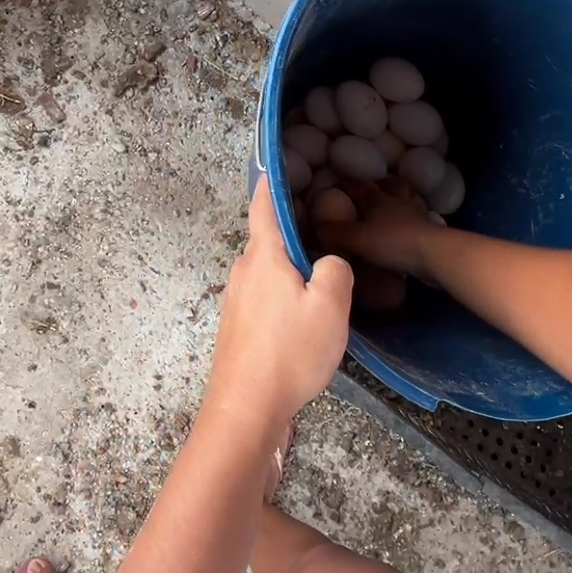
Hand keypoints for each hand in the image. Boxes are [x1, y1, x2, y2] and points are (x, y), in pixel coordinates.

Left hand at [204, 179, 353, 427]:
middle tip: (325, 226)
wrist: (246, 408)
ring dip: (289, 267)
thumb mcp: (330, 305)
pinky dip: (282, 292)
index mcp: (263, 255)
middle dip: (292, 231)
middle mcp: (243, 270)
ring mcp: (236, 299)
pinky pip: (263, 294)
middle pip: (267, 238)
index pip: (264, 205)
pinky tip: (302, 313)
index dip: (272, 182)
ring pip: (266, 269)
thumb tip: (328, 262)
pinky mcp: (238, 326)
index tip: (280, 163)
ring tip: (320, 273)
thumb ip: (334, 270)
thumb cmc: (289, 351)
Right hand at [317, 179, 446, 282]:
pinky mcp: (430, 231)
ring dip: (399, 201)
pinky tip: (406, 232)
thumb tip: (315, 227)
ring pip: (407, 200)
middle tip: (371, 192)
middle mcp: (398, 201)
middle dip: (380, 185)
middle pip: (390, 185)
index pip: (357, 185)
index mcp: (377, 199)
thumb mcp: (356, 239)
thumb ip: (333, 233)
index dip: (344, 184)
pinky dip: (410, 222)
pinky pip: (417, 220)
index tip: (333, 186)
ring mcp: (416, 215)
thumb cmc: (392, 243)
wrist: (434, 255)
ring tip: (391, 209)